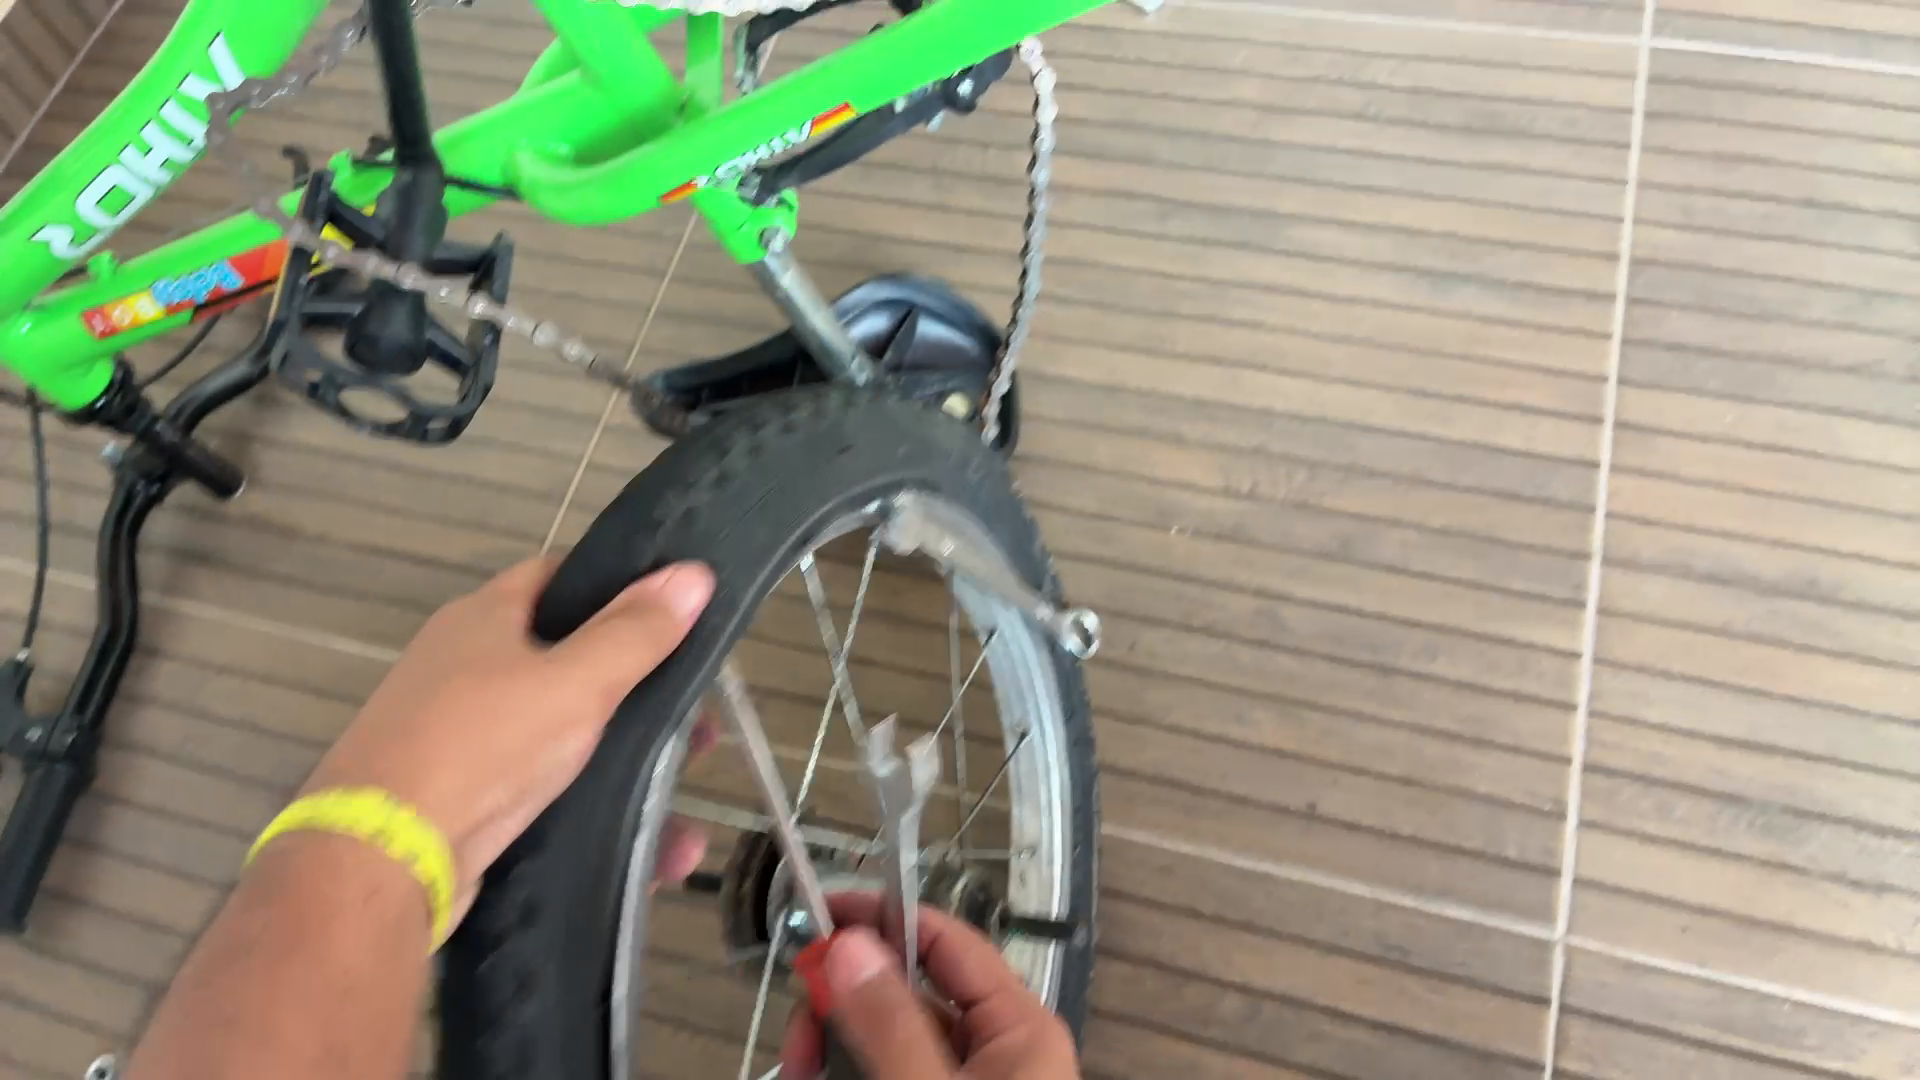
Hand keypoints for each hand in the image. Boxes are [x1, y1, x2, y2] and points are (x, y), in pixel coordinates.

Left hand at [297, 557, 715, 920]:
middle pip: (571, 655)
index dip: (616, 587)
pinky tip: (644, 830)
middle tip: (692, 714)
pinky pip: (546, 779)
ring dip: (628, 750)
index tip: (670, 614)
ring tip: (681, 777)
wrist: (375, 869)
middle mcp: (464, 665)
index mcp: (483, 619)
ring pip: (565, 724)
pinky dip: (594, 795)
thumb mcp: (577, 682)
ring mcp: (459, 731)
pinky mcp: (460, 791)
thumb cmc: (484, 748)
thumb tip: (695, 572)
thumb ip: (638, 631)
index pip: (560, 576)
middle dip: (640, 685)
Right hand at [781, 894, 1081, 1079]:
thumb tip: (847, 941)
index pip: (945, 938)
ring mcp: (967, 1078)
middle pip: (908, 990)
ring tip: (798, 1064)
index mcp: (1019, 1026)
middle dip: (846, 1000)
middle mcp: (997, 1046)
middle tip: (798, 1028)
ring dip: (837, 1042)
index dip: (884, 917)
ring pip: (889, 1035)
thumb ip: (892, 1024)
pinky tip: (814, 1073)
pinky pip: (888, 1070)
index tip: (821, 911)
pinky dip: (848, 1067)